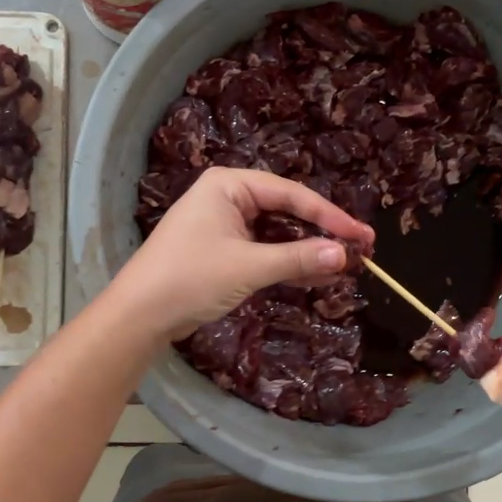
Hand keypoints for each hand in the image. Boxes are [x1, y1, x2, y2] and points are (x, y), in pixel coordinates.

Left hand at [111, 167, 374, 341]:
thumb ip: (298, 258)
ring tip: (347, 266)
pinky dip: (289, 265)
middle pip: (287, 211)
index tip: (362, 235)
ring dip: (308, 252)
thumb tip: (345, 255)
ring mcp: (226, 226)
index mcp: (229, 185)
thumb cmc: (189, 278)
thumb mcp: (248, 267)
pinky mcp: (224, 252)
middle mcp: (228, 198)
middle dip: (322, 233)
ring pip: (278, 235)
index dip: (329, 216)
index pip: (291, 194)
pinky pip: (265, 252)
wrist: (138, 315)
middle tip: (362, 248)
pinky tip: (319, 277)